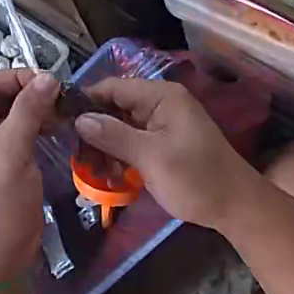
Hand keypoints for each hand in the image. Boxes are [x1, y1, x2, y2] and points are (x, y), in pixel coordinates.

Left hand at [0, 69, 59, 282]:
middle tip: (63, 99)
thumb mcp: (12, 150)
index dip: (19, 77)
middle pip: (1, 96)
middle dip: (32, 94)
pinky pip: (20, 132)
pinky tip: (57, 128)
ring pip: (14, 113)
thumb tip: (49, 77)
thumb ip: (29, 109)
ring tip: (64, 114)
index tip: (52, 82)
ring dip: (38, 110)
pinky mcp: (3, 161)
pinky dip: (38, 126)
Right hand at [74, 78, 262, 229]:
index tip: (57, 121)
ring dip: (105, 146)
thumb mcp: (151, 157)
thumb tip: (79, 119)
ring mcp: (163, 123)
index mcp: (161, 96)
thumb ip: (114, 135)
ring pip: (121, 126)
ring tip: (89, 169)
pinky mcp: (163, 143)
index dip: (85, 101)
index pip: (113, 87)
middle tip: (72, 154)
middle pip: (115, 106)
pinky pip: (132, 141)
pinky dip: (119, 155)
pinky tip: (108, 175)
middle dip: (93, 128)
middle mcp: (161, 103)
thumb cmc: (195, 178)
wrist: (235, 206)